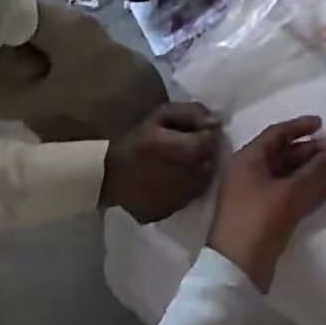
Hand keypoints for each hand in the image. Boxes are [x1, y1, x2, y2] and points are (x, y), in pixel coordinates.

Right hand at [100, 101, 220, 222]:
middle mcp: (182, 176)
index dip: (208, 134)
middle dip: (206, 150)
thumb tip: (217, 121)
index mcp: (176, 149)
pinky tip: (177, 177)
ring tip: (184, 161)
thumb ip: (192, 113)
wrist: (109, 178)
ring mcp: (178, 198)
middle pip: (210, 161)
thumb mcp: (161, 116)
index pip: (209, 142)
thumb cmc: (136, 142)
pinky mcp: (172, 211)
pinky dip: (191, 184)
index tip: (199, 131)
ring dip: (201, 167)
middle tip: (191, 146)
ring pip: (205, 179)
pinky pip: (193, 195)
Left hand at [207, 116, 325, 291]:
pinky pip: (292, 193)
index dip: (300, 127)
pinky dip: (310, 188)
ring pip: (291, 175)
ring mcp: (258, 196)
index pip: (277, 134)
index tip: (322, 124)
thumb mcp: (290, 194)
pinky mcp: (267, 216)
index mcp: (248, 160)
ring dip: (315, 170)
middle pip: (285, 154)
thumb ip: (317, 172)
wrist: (237, 271)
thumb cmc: (259, 221)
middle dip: (313, 151)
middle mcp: (251, 173)